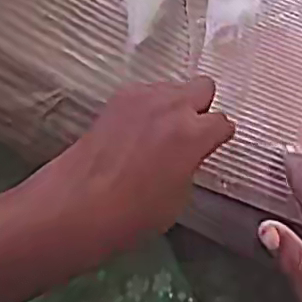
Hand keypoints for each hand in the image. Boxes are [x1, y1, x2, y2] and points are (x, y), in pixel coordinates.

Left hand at [19, 78, 234, 261]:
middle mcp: (172, 105)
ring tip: (157, 133)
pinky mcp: (121, 94)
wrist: (79, 202)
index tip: (213, 145)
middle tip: (189, 132)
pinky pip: (147, 92)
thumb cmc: (132, 215)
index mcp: (193, 134)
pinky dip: (148, 106)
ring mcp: (145, 95)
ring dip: (174, 105)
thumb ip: (192, 162)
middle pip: (203, 86)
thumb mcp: (178, 197)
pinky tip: (135, 130)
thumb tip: (190, 151)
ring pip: (173, 87)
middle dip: (202, 106)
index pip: (222, 121)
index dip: (219, 136)